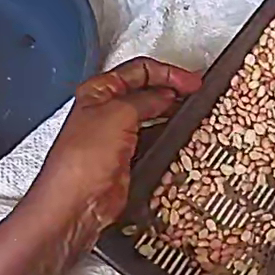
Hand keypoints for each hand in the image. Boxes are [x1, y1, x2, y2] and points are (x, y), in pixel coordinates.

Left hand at [29, 57, 201, 237]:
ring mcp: (119, 136)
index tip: (191, 82)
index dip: (168, 73)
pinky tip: (182, 139)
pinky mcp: (129, 159)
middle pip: (148, 92)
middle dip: (173, 92)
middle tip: (197, 96)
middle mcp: (109, 111)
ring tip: (194, 115)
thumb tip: (167, 94)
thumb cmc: (84, 159)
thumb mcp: (119, 115)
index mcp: (99, 91)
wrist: (77, 203)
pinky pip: (154, 143)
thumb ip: (146, 100)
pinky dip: (168, 140)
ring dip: (173, 116)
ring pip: (153, 118)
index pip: (140, 71)